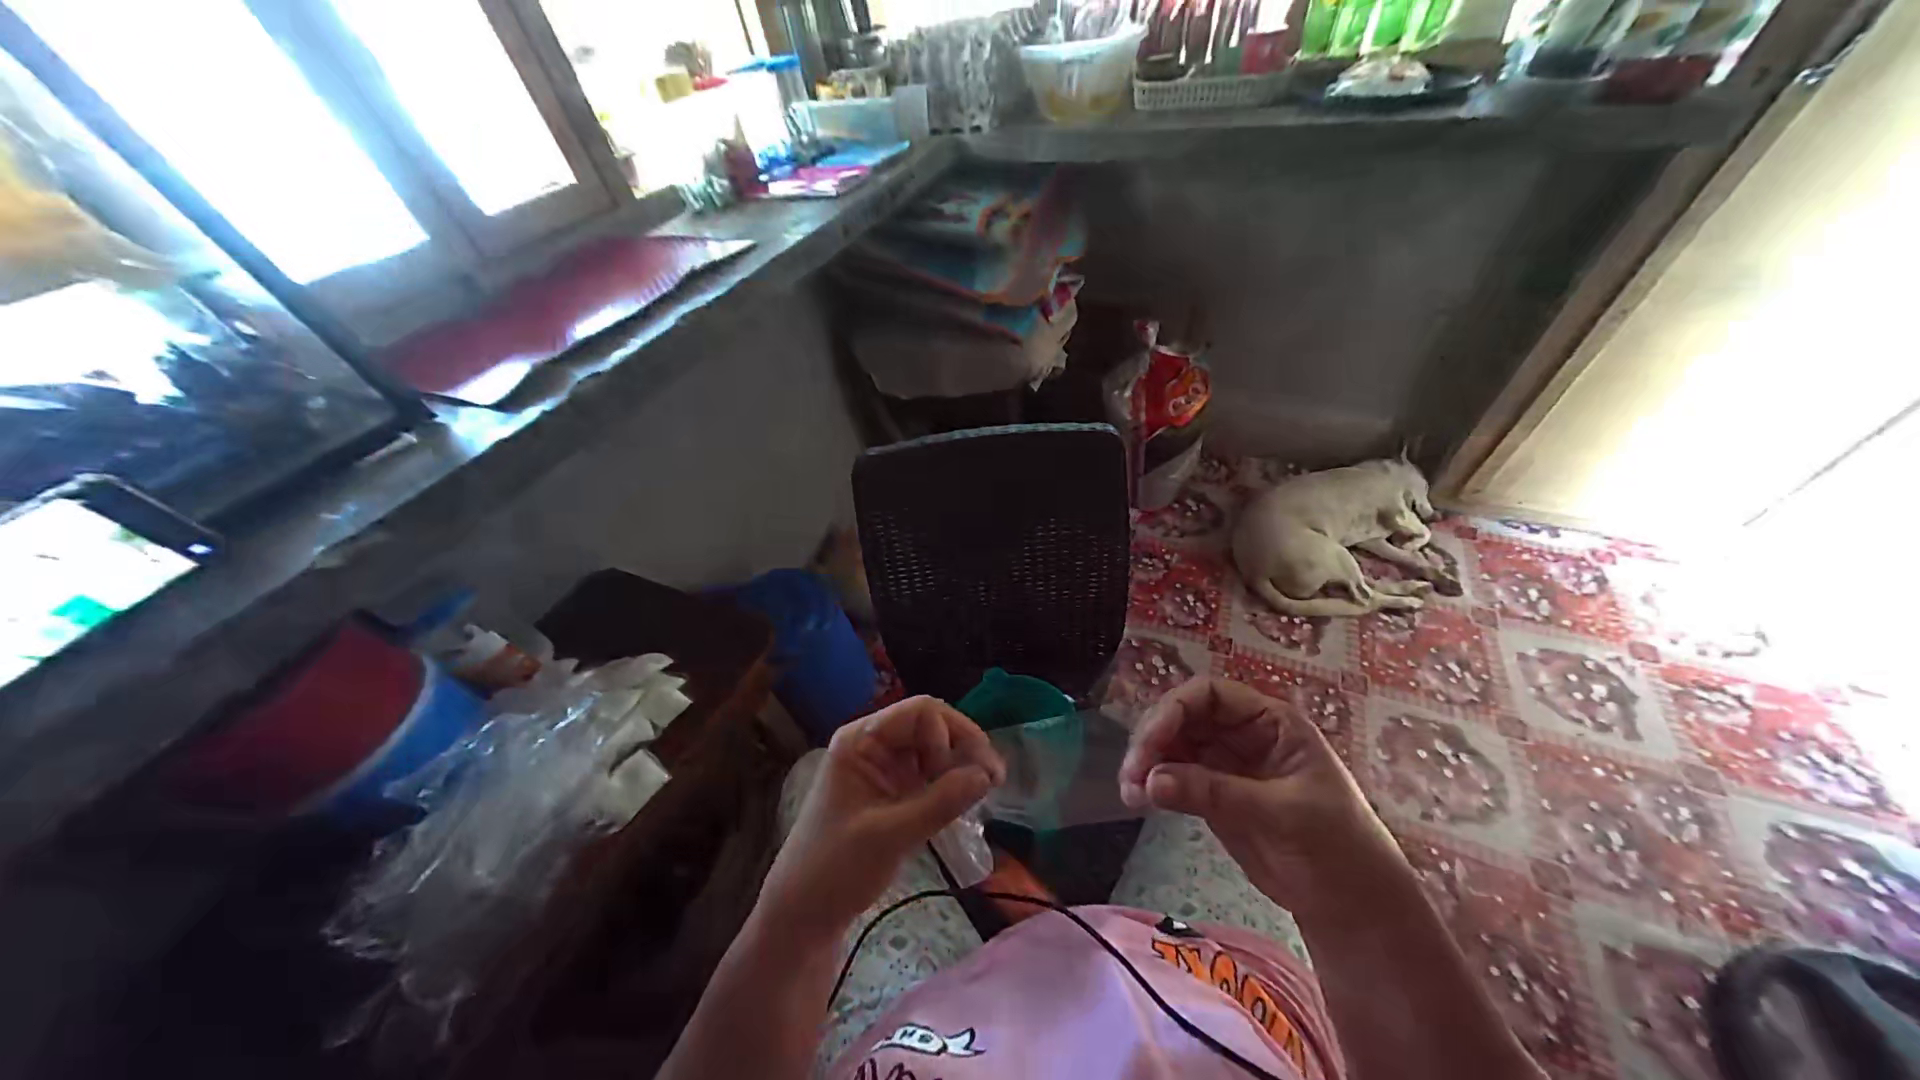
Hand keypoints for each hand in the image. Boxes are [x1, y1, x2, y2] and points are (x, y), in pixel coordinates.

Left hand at [756, 696, 1005, 939]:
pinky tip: (968, 801)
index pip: (920, 712)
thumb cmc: (834, 869)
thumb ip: (939, 802)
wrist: (803, 915)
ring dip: (962, 765)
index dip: (950, 735)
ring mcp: (885, 769)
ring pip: (936, 749)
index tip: (964, 776)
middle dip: (963, 746)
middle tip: (994, 780)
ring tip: (987, 791)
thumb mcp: (889, 836)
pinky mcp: (894, 792)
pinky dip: (952, 783)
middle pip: (932, 725)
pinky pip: (931, 774)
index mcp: (861, 741)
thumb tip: (987, 775)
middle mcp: (875, 745)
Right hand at [1118, 677, 1406, 917]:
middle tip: (1131, 775)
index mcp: (1269, 722)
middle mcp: (1241, 734)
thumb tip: (1152, 781)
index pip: (1209, 695)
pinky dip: (1151, 784)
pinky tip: (1139, 800)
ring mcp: (1224, 763)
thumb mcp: (1282, 814)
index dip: (1175, 709)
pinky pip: (1171, 775)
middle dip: (1153, 739)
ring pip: (1170, 745)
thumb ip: (1216, 793)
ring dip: (1146, 762)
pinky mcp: (1210, 793)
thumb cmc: (1337, 848)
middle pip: (1182, 716)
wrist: (1353, 907)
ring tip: (1131, 794)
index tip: (1151, 743)